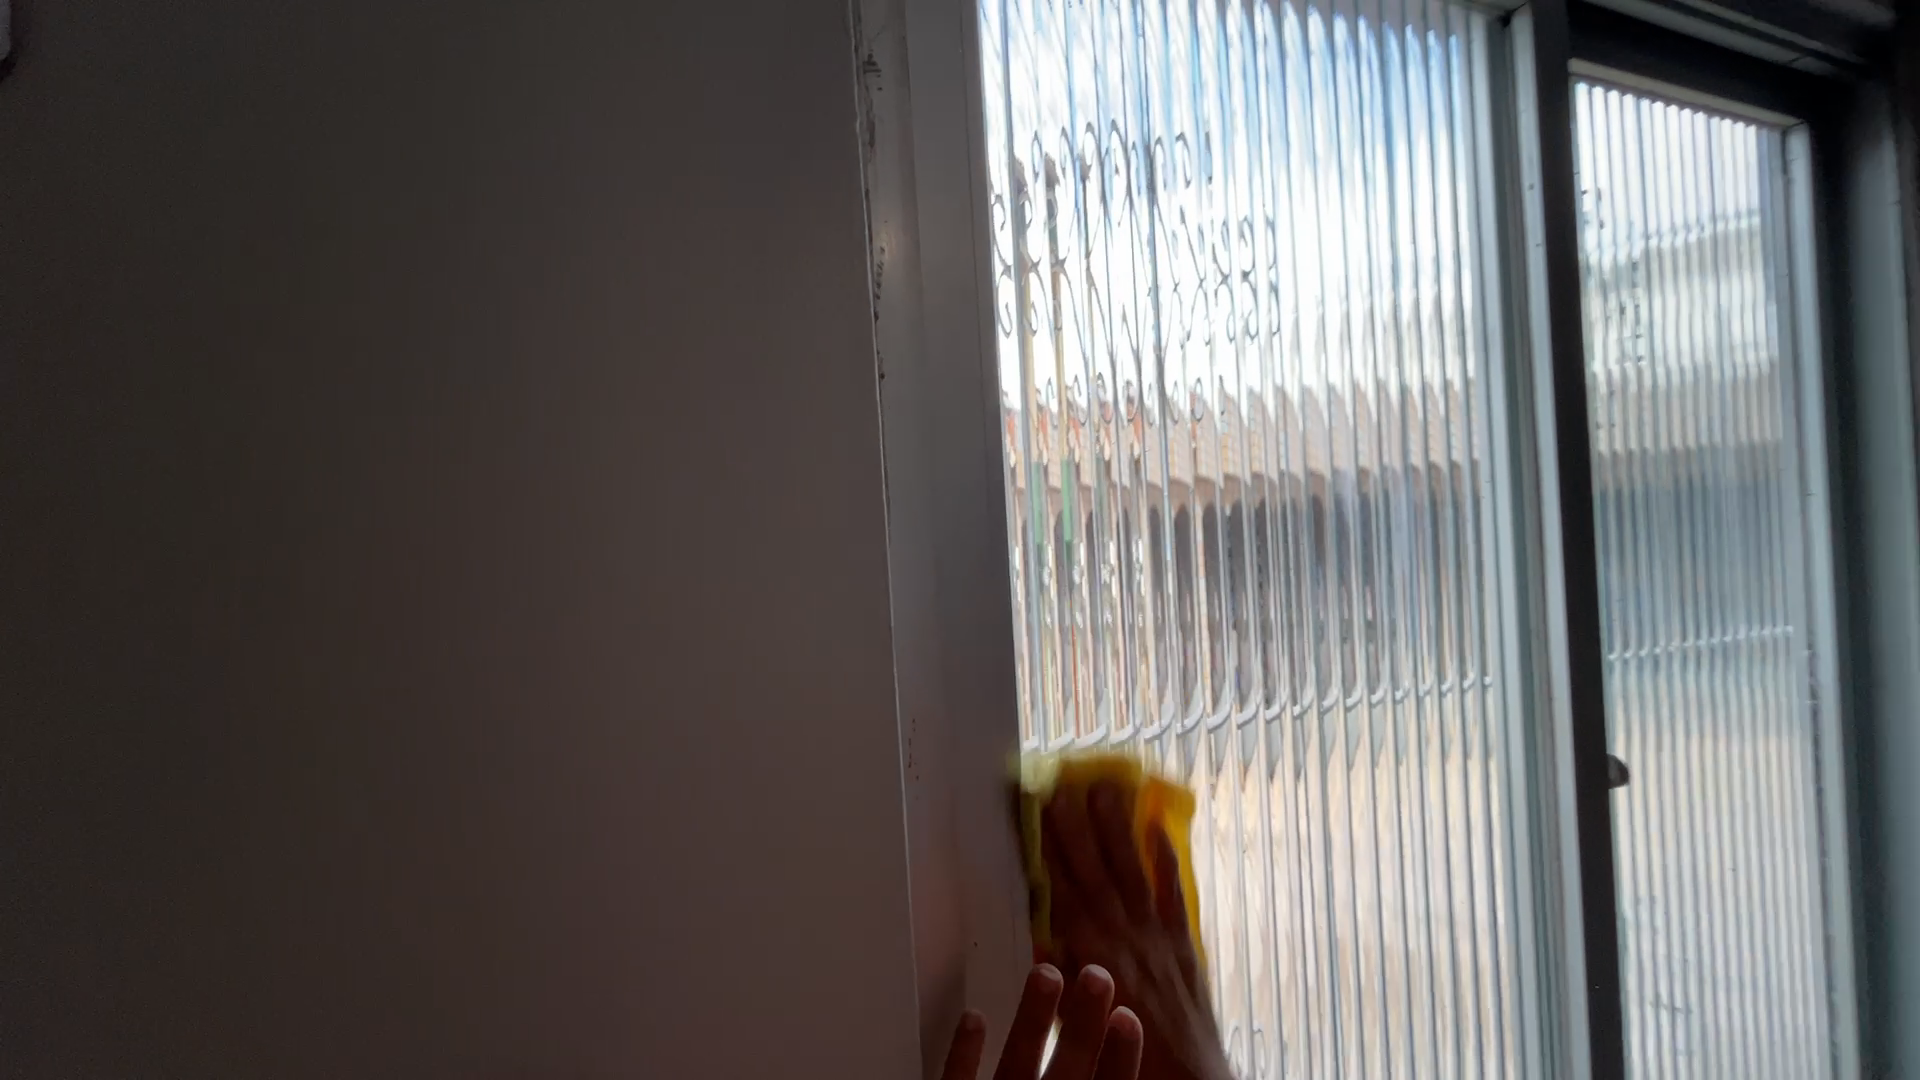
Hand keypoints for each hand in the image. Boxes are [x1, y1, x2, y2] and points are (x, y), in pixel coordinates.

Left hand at [939, 963, 1142, 1079]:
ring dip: (1032, 1020)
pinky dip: (964, 1054)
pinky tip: (975, 1016)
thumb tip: (1127, 1062)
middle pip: (1066, 1075)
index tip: (1129, 1016)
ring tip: (1045, 973)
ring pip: (1015, 1068)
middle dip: (1084, 1026)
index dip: (1119, 1059)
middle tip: (1098, 975)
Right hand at [1042, 782, 1232, 1079]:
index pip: (1064, 892)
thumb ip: (1062, 973)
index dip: (1048, 850)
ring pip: (1133, 872)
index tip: (1035, 815)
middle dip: (1077, 828)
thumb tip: (1042, 931)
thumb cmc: (1127, 1054)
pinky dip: (1166, 860)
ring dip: (1118, 830)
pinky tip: (1158, 827)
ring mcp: (1158, 936)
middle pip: (1095, 872)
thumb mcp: (1081, 1021)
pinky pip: (1174, 893)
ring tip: (1106, 790)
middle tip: (1064, 788)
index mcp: (1094, 957)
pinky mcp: (1184, 941)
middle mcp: (1125, 937)